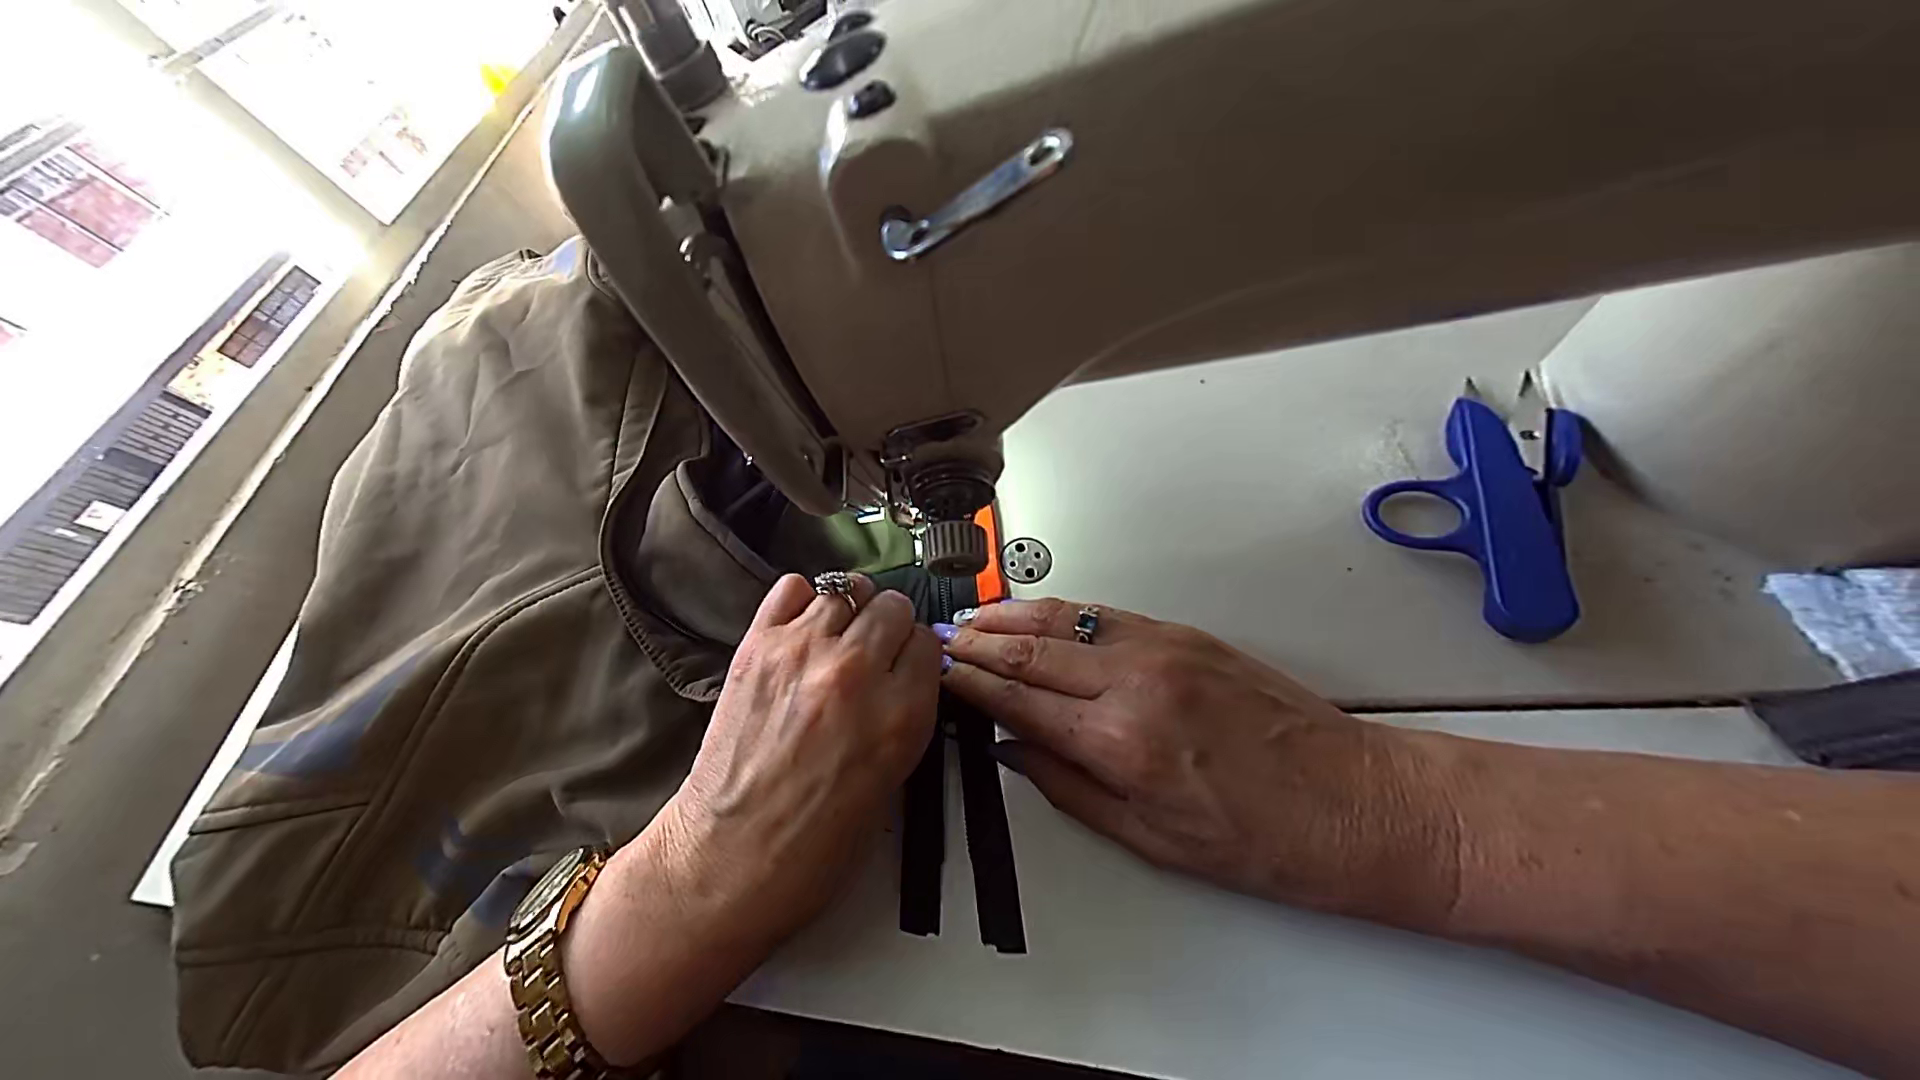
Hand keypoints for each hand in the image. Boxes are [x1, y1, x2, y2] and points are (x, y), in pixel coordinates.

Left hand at [654, 573, 942, 946]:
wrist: (728, 858)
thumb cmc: (812, 842)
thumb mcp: (893, 779)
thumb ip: (907, 712)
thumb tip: (908, 670)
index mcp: (899, 713)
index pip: (928, 642)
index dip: (917, 654)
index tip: (906, 663)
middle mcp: (855, 673)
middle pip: (893, 606)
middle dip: (890, 627)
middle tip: (875, 651)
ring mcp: (802, 653)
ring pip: (848, 590)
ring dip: (850, 611)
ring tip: (839, 637)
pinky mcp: (756, 647)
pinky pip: (793, 587)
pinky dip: (803, 600)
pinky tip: (803, 629)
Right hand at [941, 599, 1456, 924]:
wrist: (1356, 801)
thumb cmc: (1263, 838)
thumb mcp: (1149, 839)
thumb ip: (1068, 786)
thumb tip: (1016, 750)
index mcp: (1121, 741)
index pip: (1019, 699)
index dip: (971, 683)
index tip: (941, 674)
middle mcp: (1135, 681)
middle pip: (1031, 649)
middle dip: (978, 641)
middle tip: (943, 639)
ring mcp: (1162, 647)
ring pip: (1063, 617)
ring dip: (1012, 615)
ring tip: (975, 617)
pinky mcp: (1185, 633)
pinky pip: (1103, 612)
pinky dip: (1060, 610)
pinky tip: (1039, 613)